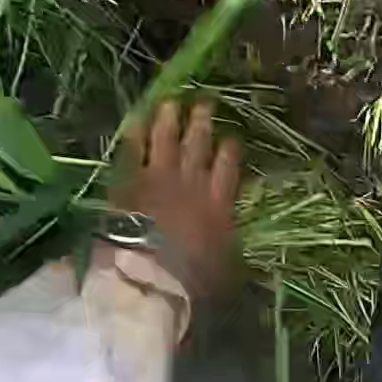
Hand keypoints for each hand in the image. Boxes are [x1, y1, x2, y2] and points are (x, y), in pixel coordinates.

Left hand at [115, 99, 242, 297]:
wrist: (150, 275)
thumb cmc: (195, 278)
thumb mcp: (229, 270)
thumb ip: (236, 252)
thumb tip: (251, 256)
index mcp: (219, 203)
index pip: (228, 166)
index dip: (230, 150)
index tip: (232, 139)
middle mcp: (191, 183)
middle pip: (198, 145)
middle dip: (203, 123)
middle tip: (205, 103)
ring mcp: (158, 179)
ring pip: (166, 140)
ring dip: (170, 120)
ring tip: (172, 103)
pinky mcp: (129, 182)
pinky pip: (133, 151)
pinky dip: (136, 135)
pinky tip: (136, 123)